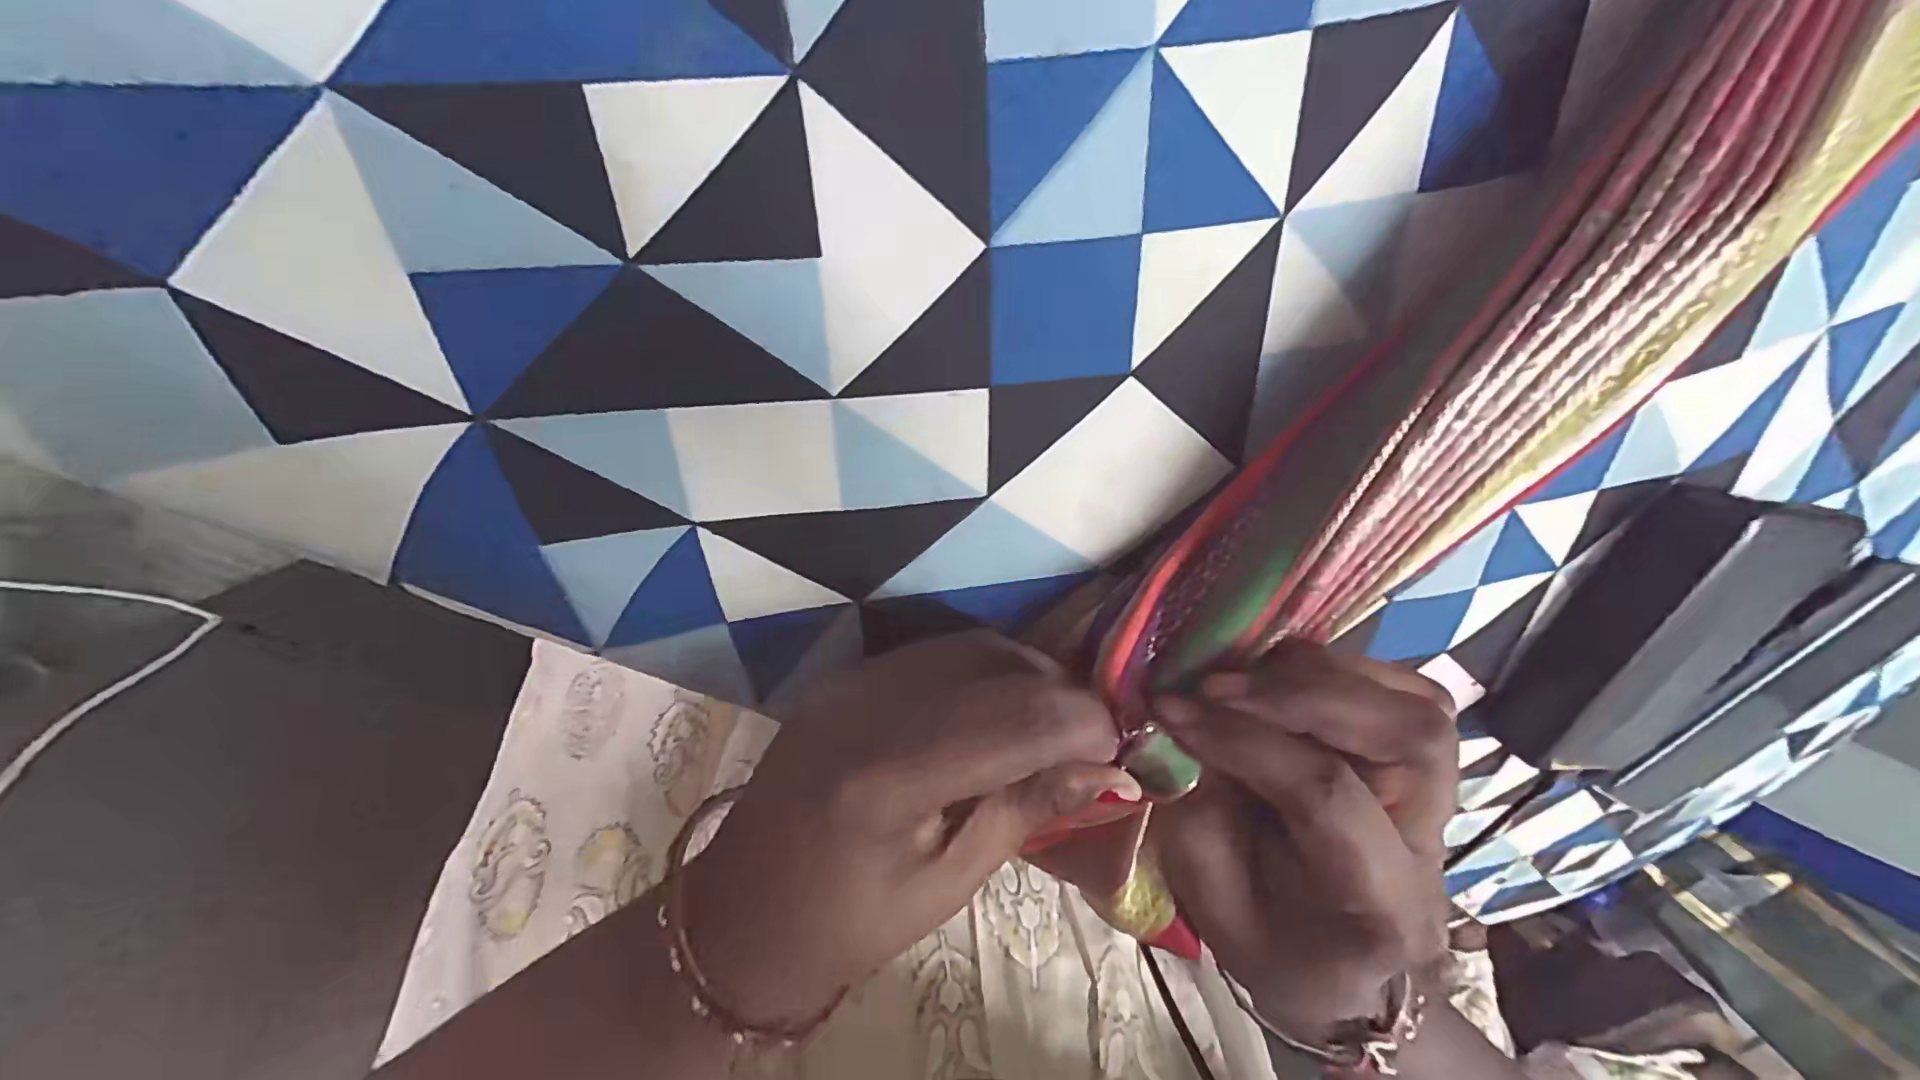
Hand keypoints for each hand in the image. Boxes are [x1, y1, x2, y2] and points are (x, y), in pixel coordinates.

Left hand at [680, 632, 1136, 1024]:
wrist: (741, 908)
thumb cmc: (847, 922)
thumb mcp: (947, 883)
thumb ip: (1026, 809)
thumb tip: (1107, 767)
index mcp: (887, 776)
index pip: (1014, 717)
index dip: (1082, 724)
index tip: (1115, 750)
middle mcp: (866, 704)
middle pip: (996, 664)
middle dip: (1060, 694)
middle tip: (1086, 740)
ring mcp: (850, 679)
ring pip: (970, 646)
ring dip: (1024, 677)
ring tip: (1045, 725)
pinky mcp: (846, 674)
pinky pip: (936, 654)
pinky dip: (984, 673)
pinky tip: (993, 712)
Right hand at [1151, 644, 1457, 1037]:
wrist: (1334, 966)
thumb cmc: (1264, 939)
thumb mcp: (1208, 891)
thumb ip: (1201, 804)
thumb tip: (1187, 714)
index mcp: (1378, 901)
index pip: (1325, 792)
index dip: (1240, 739)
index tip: (1169, 710)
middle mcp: (1431, 842)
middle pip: (1405, 732)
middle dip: (1296, 692)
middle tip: (1211, 685)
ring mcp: (1440, 798)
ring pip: (1411, 700)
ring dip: (1312, 674)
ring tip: (1239, 682)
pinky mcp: (1423, 765)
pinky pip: (1397, 691)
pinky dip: (1332, 670)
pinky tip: (1277, 680)